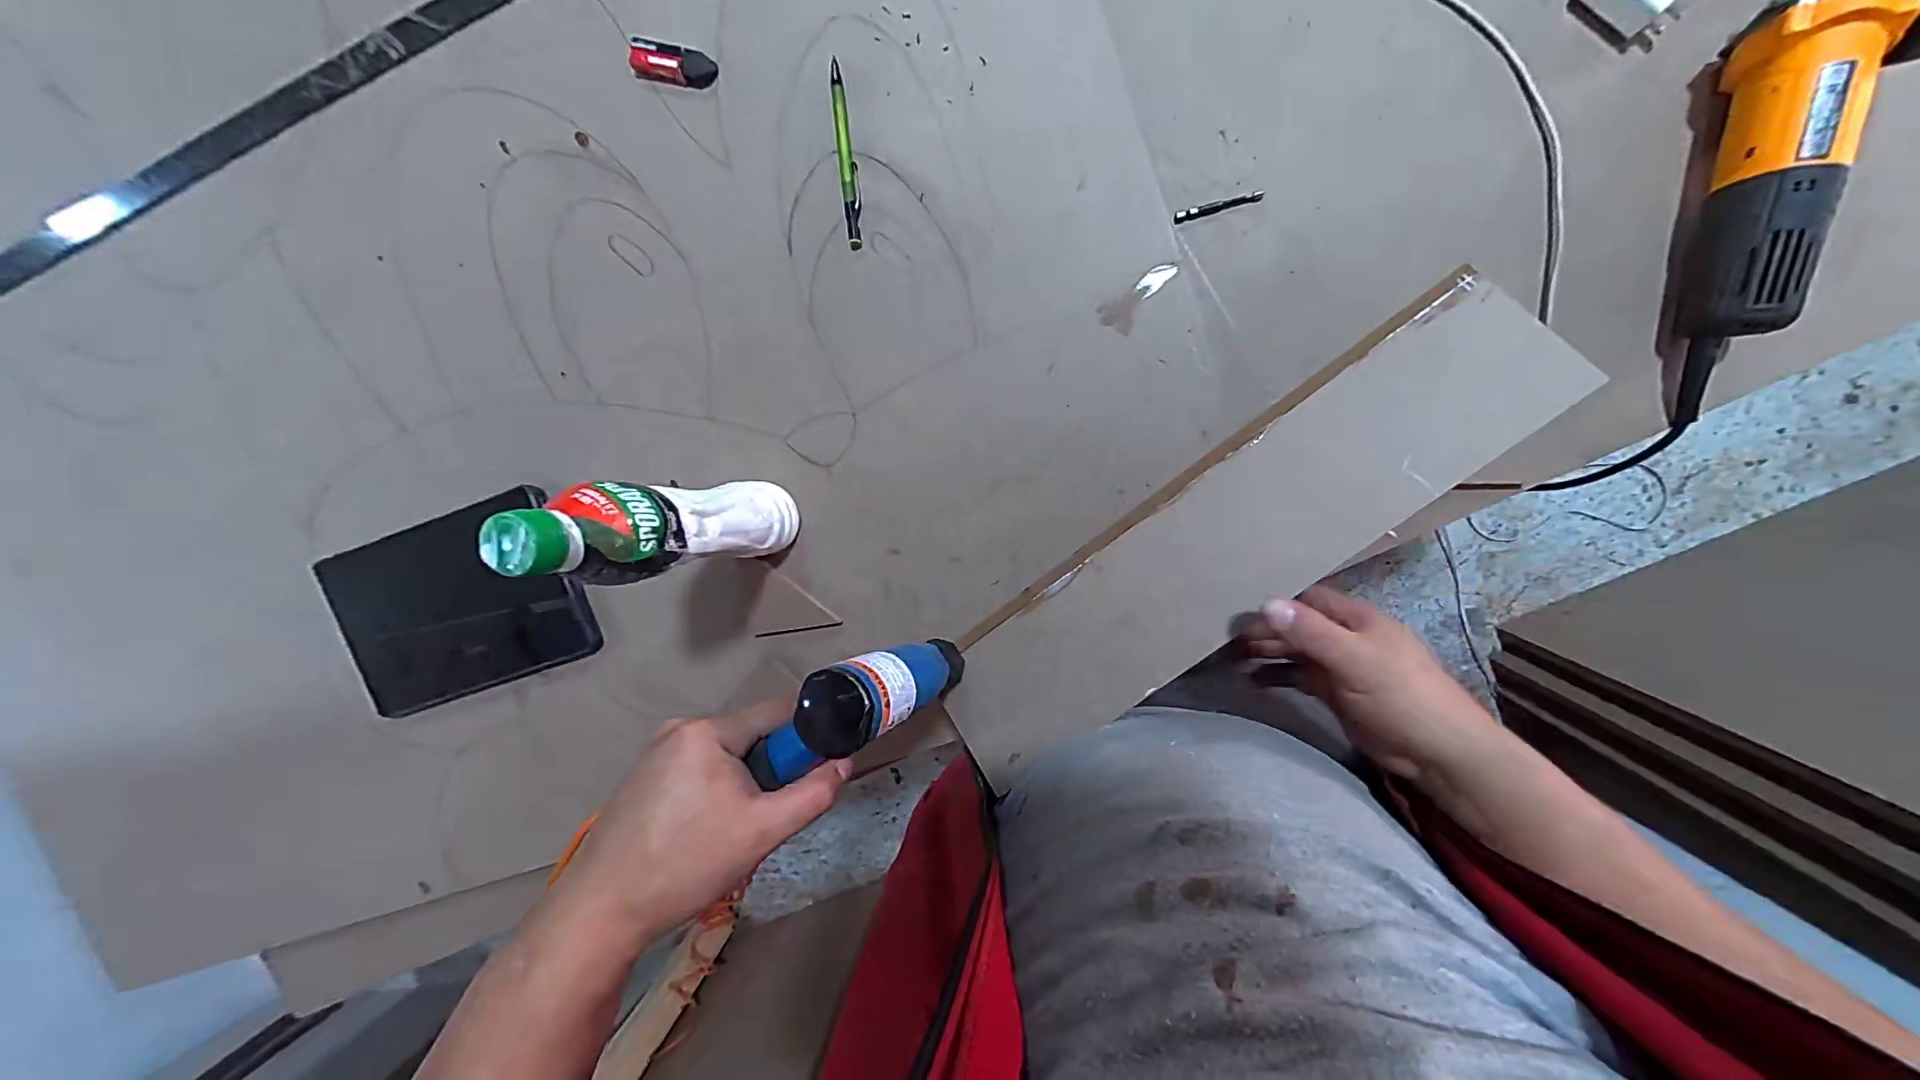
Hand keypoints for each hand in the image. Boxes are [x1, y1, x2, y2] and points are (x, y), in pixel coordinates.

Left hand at [548, 697, 847, 944]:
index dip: (809, 736)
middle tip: (769, 816)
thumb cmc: (685, 865)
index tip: (821, 768)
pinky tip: (707, 832)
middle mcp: (680, 729)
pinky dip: (718, 792)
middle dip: (772, 770)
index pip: (779, 712)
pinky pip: (701, 770)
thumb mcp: (763, 832)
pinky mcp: (645, 777)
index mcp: (707, 730)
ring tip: (735, 831)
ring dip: (746, 785)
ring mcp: (657, 752)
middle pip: (752, 736)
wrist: (598, 914)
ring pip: (728, 756)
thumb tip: (844, 763)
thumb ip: (813, 793)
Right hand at [1241, 585, 1500, 782]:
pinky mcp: (1338, 693)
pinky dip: (1278, 675)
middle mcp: (1347, 637)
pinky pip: (1300, 676)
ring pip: (1297, 651)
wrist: (1440, 753)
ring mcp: (1342, 666)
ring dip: (1269, 651)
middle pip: (1299, 625)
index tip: (1240, 609)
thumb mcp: (1354, 659)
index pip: (1308, 599)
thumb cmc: (1401, 696)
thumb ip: (1310, 632)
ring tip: (1234, 656)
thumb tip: (1266, 603)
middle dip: (1266, 629)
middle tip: (1229, 637)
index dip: (1276, 603)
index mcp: (1357, 619)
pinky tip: (1255, 680)